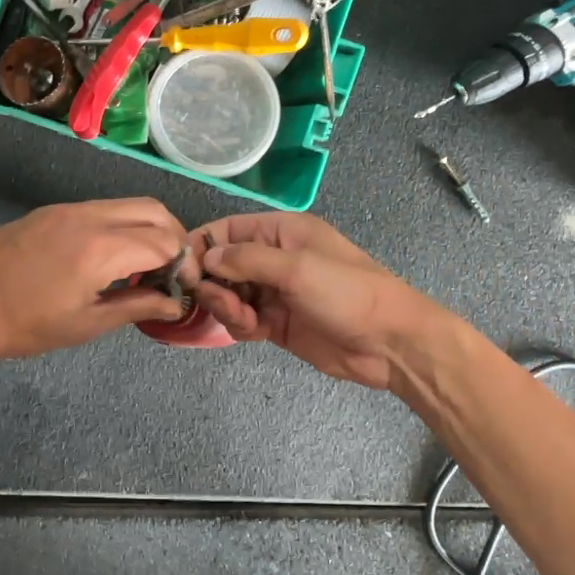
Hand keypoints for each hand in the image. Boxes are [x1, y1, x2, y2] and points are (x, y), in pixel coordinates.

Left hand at [0, 199, 189, 359]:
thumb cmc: (26, 322)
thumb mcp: (85, 323)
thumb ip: (135, 306)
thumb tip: (174, 302)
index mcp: (103, 247)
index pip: (165, 241)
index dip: (184, 262)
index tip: (185, 286)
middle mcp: (91, 216)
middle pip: (153, 209)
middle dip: (174, 236)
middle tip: (173, 271)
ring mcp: (69, 208)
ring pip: (127, 204)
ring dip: (148, 228)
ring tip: (146, 266)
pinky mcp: (53, 210)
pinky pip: (101, 208)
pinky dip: (121, 224)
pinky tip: (114, 256)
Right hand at [182, 212, 462, 388]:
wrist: (391, 344)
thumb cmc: (347, 293)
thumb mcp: (295, 267)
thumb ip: (245, 259)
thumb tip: (205, 258)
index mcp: (281, 232)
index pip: (228, 230)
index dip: (202, 245)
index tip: (182, 268)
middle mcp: (274, 258)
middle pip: (222, 264)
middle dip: (212, 282)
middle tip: (214, 299)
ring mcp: (274, 292)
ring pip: (228, 294)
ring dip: (225, 306)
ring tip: (243, 318)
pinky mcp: (276, 323)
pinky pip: (241, 319)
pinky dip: (238, 324)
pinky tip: (253, 331)